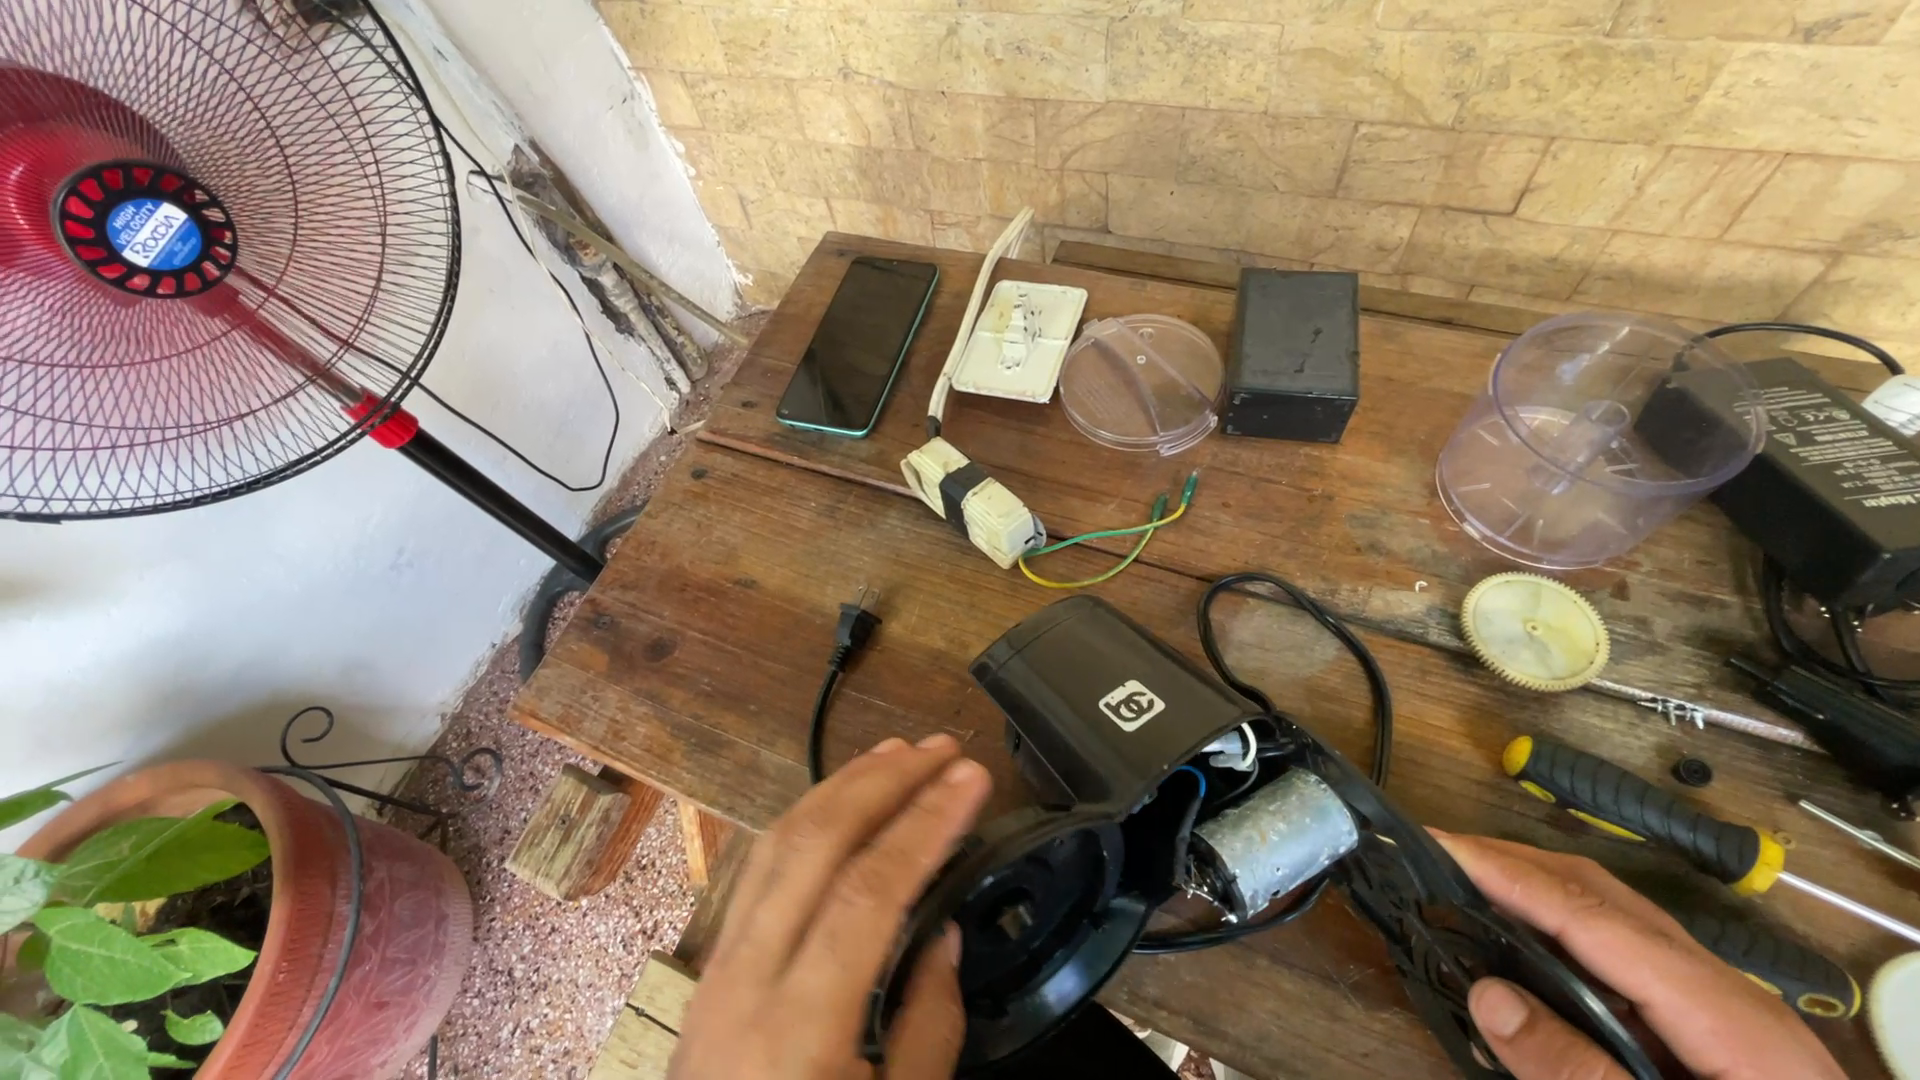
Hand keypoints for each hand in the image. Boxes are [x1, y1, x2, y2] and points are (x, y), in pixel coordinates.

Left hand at [670, 735, 991, 1079]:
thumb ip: (926, 1027)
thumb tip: (940, 931)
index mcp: (800, 1025)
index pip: (869, 889)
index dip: (926, 822)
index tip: (970, 777)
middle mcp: (748, 975)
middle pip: (816, 841)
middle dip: (885, 781)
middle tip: (941, 748)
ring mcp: (719, 963)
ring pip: (779, 840)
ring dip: (843, 785)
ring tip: (897, 753)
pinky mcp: (712, 964)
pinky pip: (759, 868)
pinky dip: (806, 819)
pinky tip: (838, 803)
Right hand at [1434, 832, 1843, 1079]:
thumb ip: (1579, 1072)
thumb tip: (1484, 993)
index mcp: (1725, 1013)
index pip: (1592, 915)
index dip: (1508, 875)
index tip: (1434, 844)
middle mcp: (1722, 989)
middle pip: (1600, 895)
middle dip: (1510, 862)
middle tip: (1429, 852)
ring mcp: (1717, 1004)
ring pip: (1608, 915)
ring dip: (1528, 887)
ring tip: (1458, 880)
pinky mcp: (1705, 1024)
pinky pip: (1616, 951)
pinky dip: (1552, 927)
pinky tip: (1515, 938)